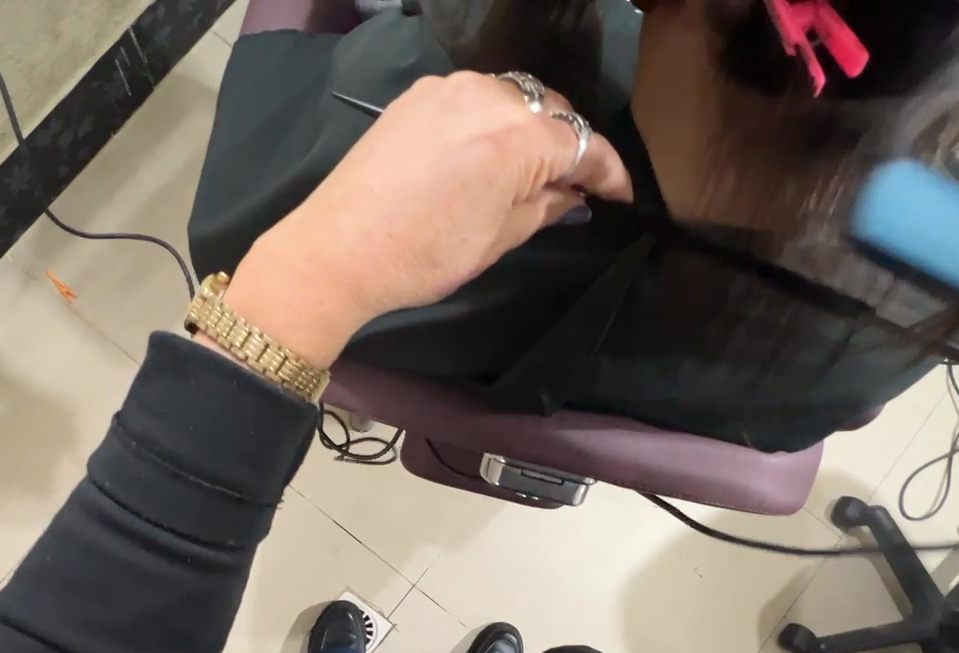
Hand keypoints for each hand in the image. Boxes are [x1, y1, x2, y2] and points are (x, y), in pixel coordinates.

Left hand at [211, 72, 634, 368]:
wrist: (338, 249)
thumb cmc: (419, 257)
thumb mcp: (493, 242)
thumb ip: (542, 208)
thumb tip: (571, 195)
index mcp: (517, 138)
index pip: (583, 145)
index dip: (609, 172)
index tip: (621, 195)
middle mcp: (488, 97)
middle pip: (551, 112)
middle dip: (570, 147)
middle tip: (576, 186)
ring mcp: (449, 89)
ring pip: (514, 100)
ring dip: (532, 130)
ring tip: (532, 172)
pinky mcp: (419, 95)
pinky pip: (475, 99)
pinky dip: (493, 122)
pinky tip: (489, 154)